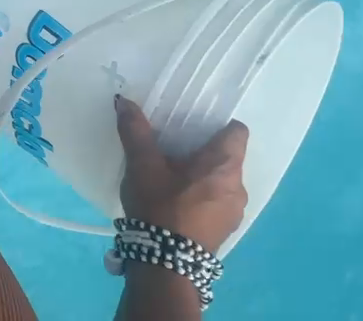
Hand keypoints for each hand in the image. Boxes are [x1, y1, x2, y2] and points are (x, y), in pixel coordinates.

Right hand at [116, 95, 248, 252]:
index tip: (192, 117)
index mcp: (223, 167)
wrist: (168, 261)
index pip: (236, 133)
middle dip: (202, 145)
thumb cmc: (160, 204)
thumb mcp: (142, 163)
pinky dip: (200, 188)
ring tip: (169, 168)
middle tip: (171, 141)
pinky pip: (217, 195)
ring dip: (201, 169)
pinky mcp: (225, 226)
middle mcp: (238, 187)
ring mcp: (234, 210)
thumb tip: (123, 101)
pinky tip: (175, 193)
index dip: (217, 122)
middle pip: (227, 156)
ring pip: (221, 177)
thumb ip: (135, 130)